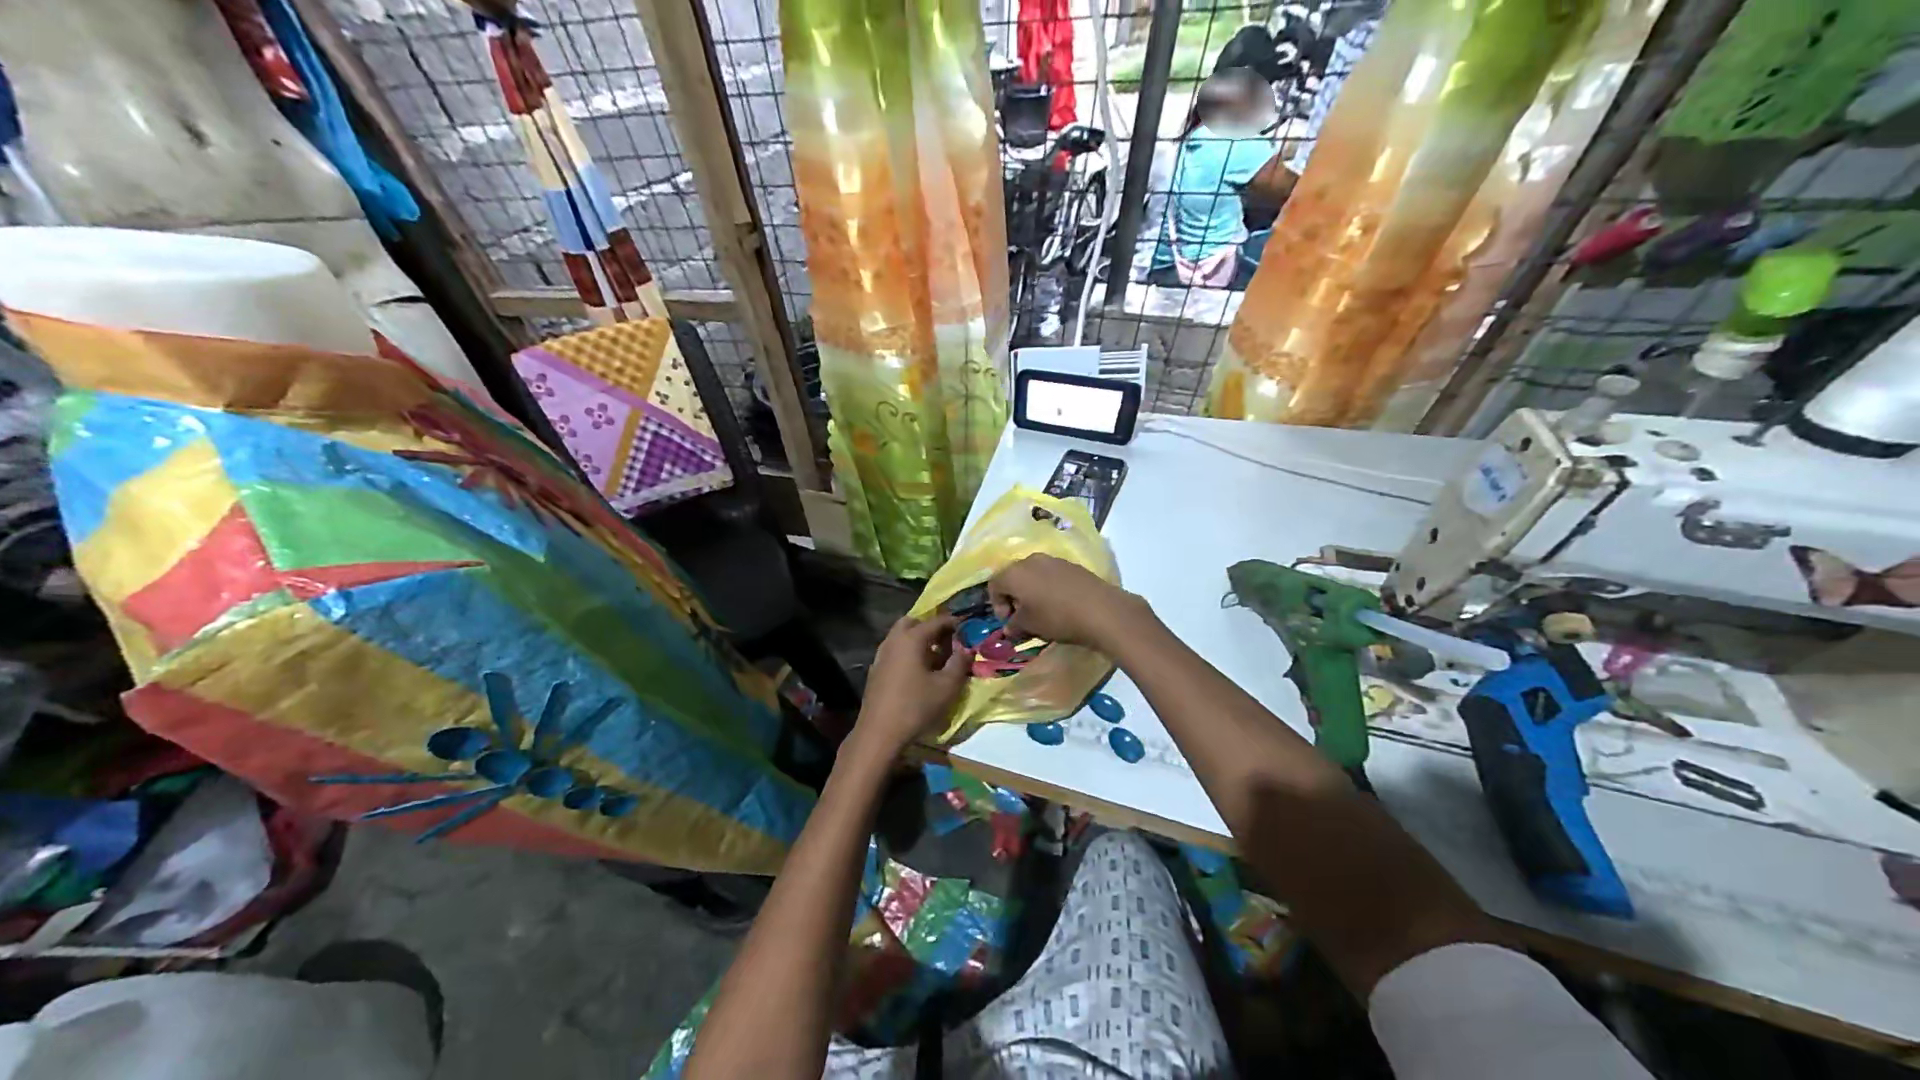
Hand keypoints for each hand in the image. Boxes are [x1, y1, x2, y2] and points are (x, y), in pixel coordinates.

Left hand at [850, 615, 971, 756]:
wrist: (879, 734)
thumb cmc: (916, 707)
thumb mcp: (947, 686)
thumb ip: (959, 663)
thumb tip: (967, 649)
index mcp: (911, 639)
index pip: (936, 621)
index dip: (953, 623)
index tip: (967, 628)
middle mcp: (893, 641)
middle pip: (912, 623)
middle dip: (930, 628)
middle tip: (947, 641)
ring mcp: (881, 656)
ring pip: (900, 637)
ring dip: (918, 641)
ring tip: (936, 658)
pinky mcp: (875, 671)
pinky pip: (894, 652)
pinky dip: (907, 653)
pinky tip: (918, 673)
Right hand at [988, 554, 1150, 649]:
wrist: (1101, 610)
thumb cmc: (1057, 617)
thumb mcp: (1030, 625)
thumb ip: (1014, 625)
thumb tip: (1009, 628)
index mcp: (1014, 573)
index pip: (994, 585)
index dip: (997, 604)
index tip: (1008, 621)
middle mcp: (1031, 560)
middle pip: (1013, 576)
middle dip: (1014, 596)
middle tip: (1022, 616)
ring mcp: (1053, 560)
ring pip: (1033, 574)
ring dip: (1031, 591)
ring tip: (1042, 610)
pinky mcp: (1071, 565)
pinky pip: (1051, 574)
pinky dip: (1048, 587)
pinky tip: (1059, 604)